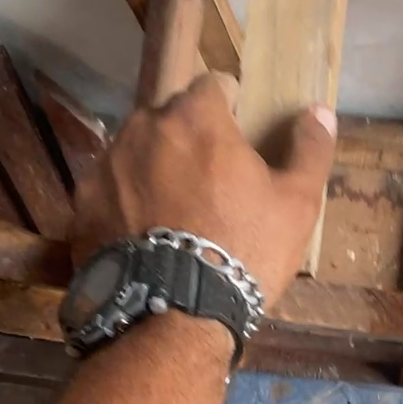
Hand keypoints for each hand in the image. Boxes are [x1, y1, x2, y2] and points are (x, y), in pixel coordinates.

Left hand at [69, 73, 336, 306]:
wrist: (176, 316)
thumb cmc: (246, 251)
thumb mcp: (297, 205)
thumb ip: (310, 151)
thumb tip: (320, 112)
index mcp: (196, 118)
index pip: (213, 87)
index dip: (231, 110)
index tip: (240, 141)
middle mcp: (142, 128)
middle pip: (170, 120)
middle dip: (189, 141)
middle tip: (211, 186)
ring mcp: (105, 167)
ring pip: (137, 153)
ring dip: (156, 170)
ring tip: (176, 216)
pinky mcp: (82, 207)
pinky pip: (110, 192)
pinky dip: (127, 205)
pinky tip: (147, 237)